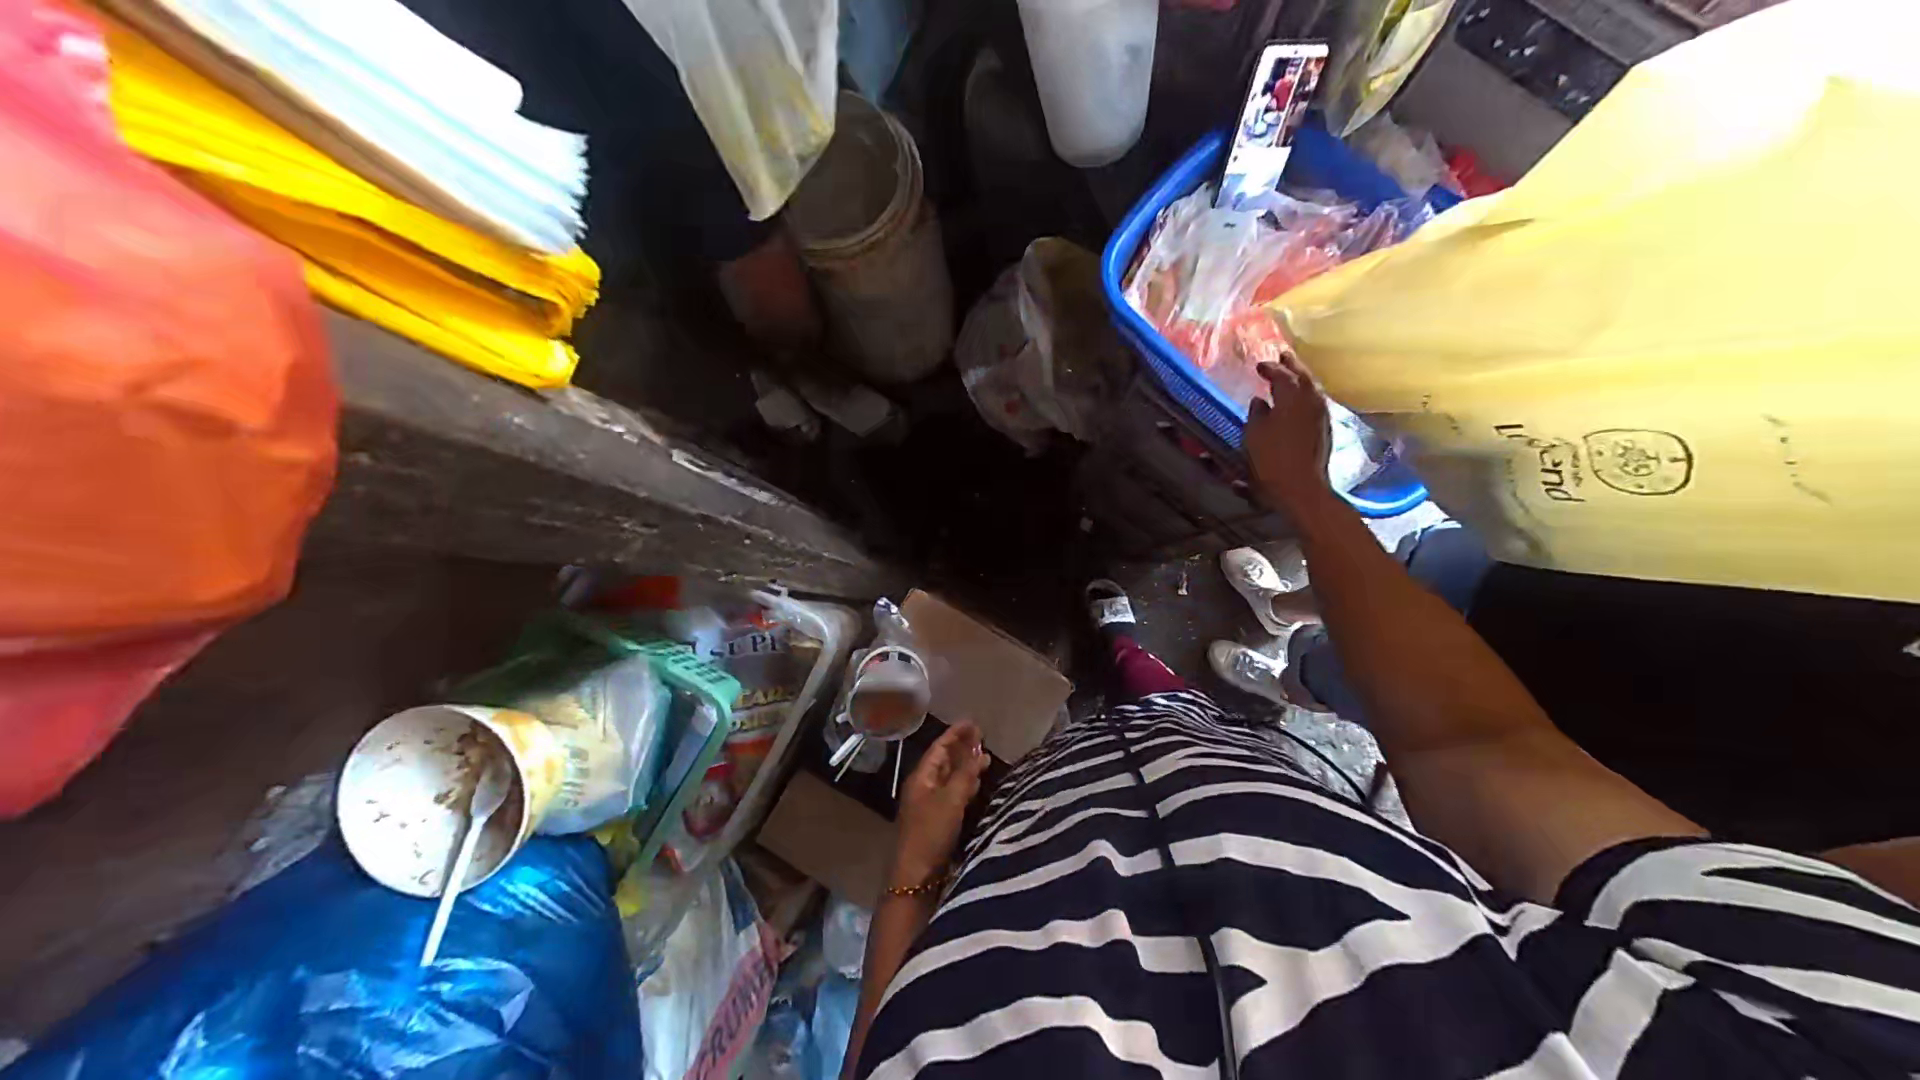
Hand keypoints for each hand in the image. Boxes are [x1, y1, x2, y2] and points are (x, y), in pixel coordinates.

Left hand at [890, 722, 989, 890]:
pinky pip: (953, 794)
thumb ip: (965, 774)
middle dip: (962, 748)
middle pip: (944, 761)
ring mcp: (930, 804)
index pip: (939, 747)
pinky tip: (977, 784)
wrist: (916, 875)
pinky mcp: (938, 821)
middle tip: (982, 737)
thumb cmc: (931, 832)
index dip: (955, 734)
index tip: (973, 723)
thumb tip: (978, 751)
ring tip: (985, 757)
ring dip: (966, 767)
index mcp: (921, 777)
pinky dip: (966, 785)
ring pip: (950, 777)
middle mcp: (924, 786)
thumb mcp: (951, 799)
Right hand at [1245, 351, 1332, 515]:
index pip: (1281, 375)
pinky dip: (1306, 394)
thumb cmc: (1271, 461)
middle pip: (1303, 377)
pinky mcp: (1324, 429)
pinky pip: (1315, 401)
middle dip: (1292, 366)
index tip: (1259, 366)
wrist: (1301, 488)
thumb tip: (1259, 401)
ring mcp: (1320, 415)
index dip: (1270, 368)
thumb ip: (1256, 414)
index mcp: (1291, 399)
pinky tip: (1299, 399)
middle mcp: (1310, 401)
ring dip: (1302, 379)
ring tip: (1292, 374)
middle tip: (1283, 356)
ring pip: (1312, 389)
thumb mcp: (1253, 436)